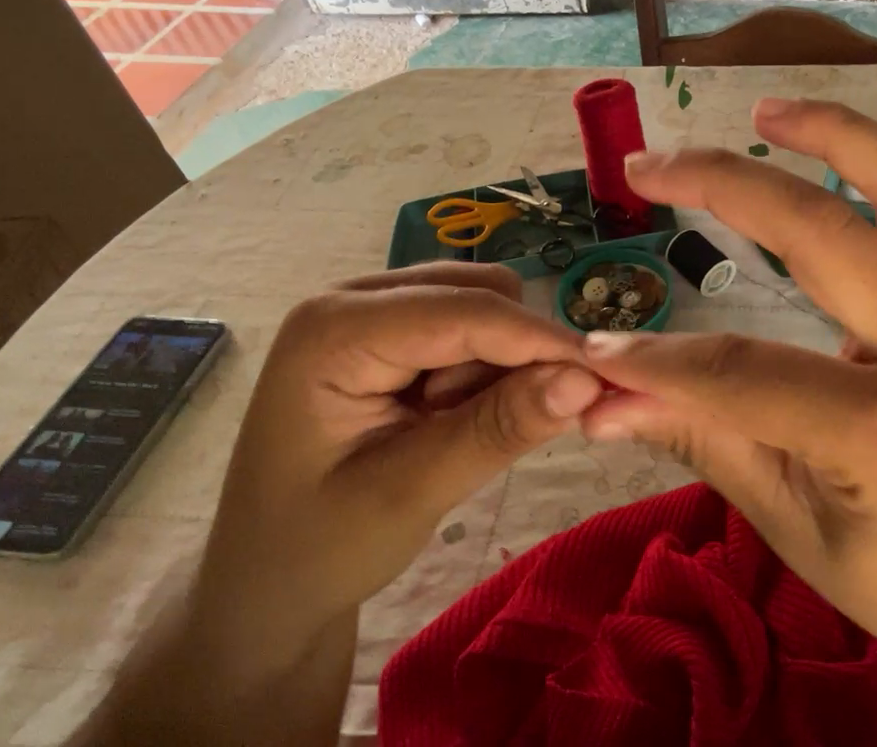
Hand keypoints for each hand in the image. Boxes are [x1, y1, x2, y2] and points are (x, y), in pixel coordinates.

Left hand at [193, 262, 601, 647]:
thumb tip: (586, 380)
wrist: (268, 582)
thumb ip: (498, 430)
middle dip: (513, 355)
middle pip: (479, 295)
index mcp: (334, 330)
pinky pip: (471, 327)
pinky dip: (486, 370)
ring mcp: (371, 311)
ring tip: (455, 430)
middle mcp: (352, 299)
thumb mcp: (412, 494)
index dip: (540, 340)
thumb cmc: (320, 548)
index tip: (607, 379)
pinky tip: (451, 417)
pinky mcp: (392, 331)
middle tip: (499, 430)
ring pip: (484, 306)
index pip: (465, 311)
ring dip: (498, 365)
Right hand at [578, 94, 876, 743]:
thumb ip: (699, 438)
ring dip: (838, 137)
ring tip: (766, 110)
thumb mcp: (787, 519)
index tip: (595, 350)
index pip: (744, 368)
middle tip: (651, 167)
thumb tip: (597, 396)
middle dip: (726, 189)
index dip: (658, 359)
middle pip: (825, 236)